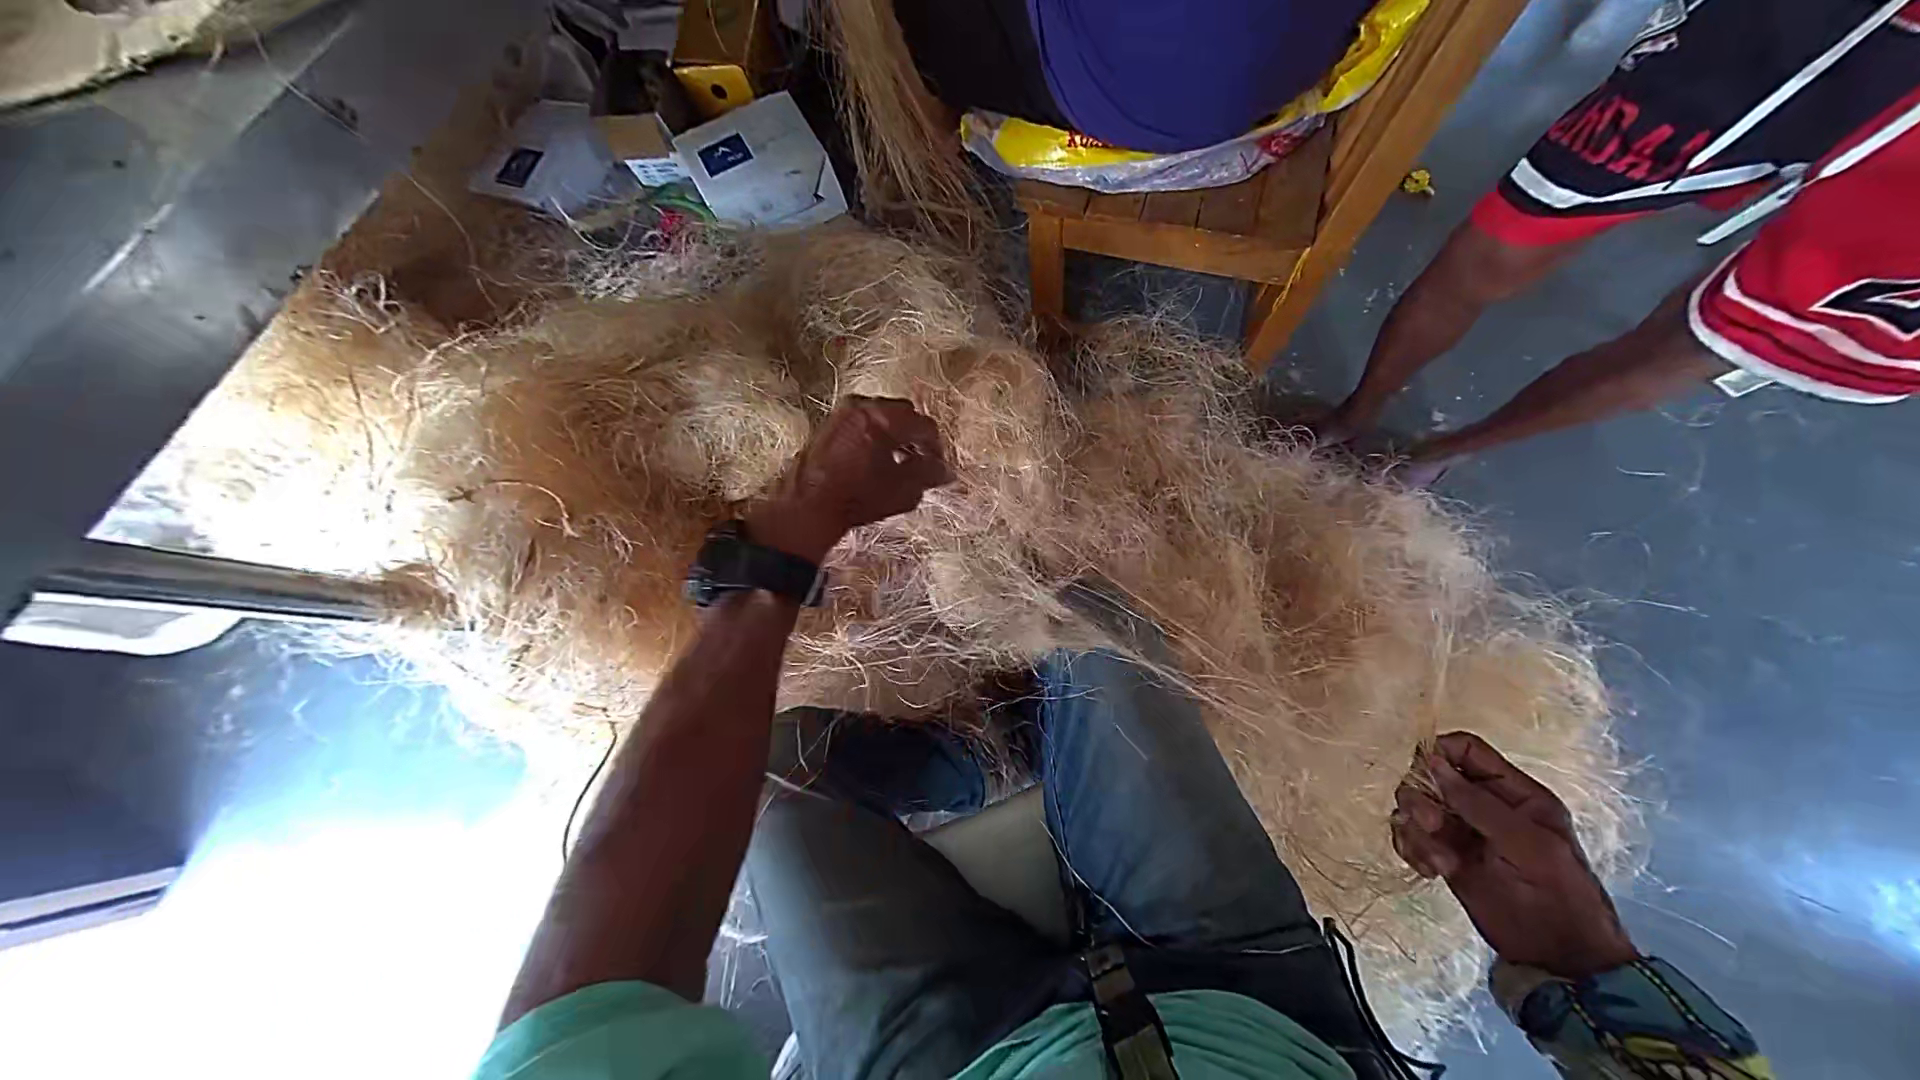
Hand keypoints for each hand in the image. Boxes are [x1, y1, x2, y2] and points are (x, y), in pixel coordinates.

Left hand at [746, 396, 953, 563]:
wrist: (808, 506)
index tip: (938, 465)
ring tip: (899, 462)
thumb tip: (945, 470)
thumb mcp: (902, 489)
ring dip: (895, 434)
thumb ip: (928, 474)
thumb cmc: (857, 497)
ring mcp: (842, 413)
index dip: (936, 447)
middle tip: (921, 460)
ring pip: (881, 416)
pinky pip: (862, 422)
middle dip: (915, 436)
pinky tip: (876, 461)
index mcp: (884, 417)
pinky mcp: (829, 424)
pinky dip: (874, 436)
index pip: (924, 425)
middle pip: (903, 414)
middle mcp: (863, 406)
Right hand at [1392, 732, 1636, 978]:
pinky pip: (1409, 835)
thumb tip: (1432, 762)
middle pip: (1428, 776)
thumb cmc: (1559, 896)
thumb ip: (1479, 802)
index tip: (1425, 777)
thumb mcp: (1528, 845)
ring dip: (1416, 831)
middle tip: (1433, 827)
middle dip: (1422, 800)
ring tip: (1439, 861)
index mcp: (1513, 793)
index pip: (1464, 749)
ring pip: (1413, 806)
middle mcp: (1481, 804)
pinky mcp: (1441, 853)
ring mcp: (1458, 829)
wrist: (1561, 959)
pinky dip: (1411, 849)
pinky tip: (1431, 871)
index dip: (1438, 754)